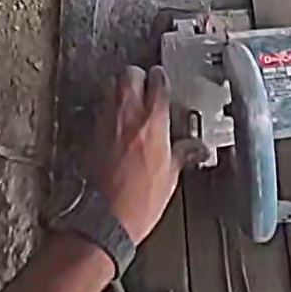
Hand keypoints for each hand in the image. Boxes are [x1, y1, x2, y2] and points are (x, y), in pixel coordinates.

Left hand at [83, 66, 193, 242]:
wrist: (104, 218)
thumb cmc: (139, 201)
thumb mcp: (170, 177)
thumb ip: (182, 154)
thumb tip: (197, 149)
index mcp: (153, 120)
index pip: (158, 81)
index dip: (161, 78)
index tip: (163, 81)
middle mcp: (128, 114)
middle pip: (129, 73)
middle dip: (138, 76)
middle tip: (146, 86)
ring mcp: (107, 121)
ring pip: (112, 86)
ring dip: (121, 88)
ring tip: (131, 101)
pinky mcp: (93, 132)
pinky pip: (102, 108)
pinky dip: (110, 108)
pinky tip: (118, 123)